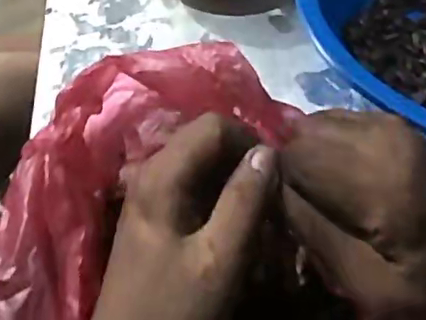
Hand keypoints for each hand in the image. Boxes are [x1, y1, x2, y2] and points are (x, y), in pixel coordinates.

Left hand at [92, 114, 275, 319]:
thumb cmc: (172, 310)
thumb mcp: (217, 262)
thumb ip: (243, 202)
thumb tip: (268, 150)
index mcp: (161, 170)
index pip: (214, 123)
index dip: (249, 139)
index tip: (277, 173)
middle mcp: (150, 166)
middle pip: (206, 137)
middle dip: (243, 157)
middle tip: (272, 191)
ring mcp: (149, 188)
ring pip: (201, 159)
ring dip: (233, 176)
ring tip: (259, 207)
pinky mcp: (153, 210)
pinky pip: (192, 181)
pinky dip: (218, 192)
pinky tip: (235, 220)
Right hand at [278, 110, 425, 318]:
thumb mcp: (373, 291)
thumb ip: (317, 235)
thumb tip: (270, 186)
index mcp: (379, 178)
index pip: (293, 152)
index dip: (275, 178)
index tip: (276, 211)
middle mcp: (382, 133)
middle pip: (301, 130)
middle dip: (290, 164)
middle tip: (300, 208)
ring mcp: (389, 122)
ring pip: (315, 121)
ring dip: (307, 154)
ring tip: (320, 197)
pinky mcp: (392, 121)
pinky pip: (336, 121)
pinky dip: (326, 146)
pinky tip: (339, 181)